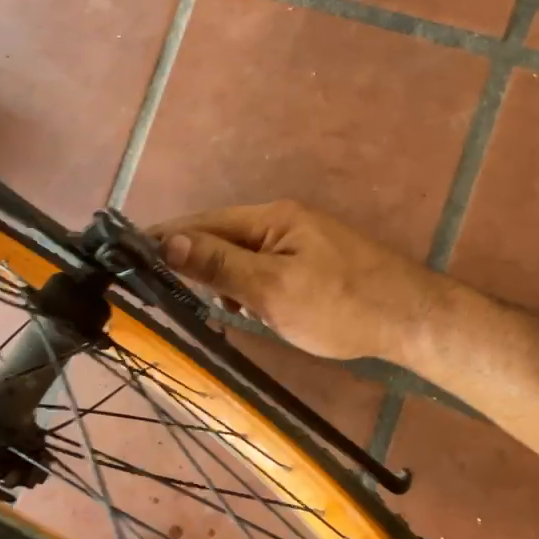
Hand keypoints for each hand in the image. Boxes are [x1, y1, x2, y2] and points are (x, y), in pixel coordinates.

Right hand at [150, 201, 452, 361]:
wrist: (412, 320)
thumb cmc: (343, 305)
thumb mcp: (274, 289)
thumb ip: (221, 266)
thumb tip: (168, 242)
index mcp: (270, 218)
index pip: (203, 224)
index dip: (164, 238)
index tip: (126, 254)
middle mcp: (281, 222)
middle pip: (219, 236)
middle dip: (188, 259)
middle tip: (149, 285)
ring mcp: (298, 242)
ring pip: (240, 255)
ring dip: (217, 277)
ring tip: (192, 302)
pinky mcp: (310, 264)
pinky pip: (262, 268)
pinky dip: (244, 287)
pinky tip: (239, 309)